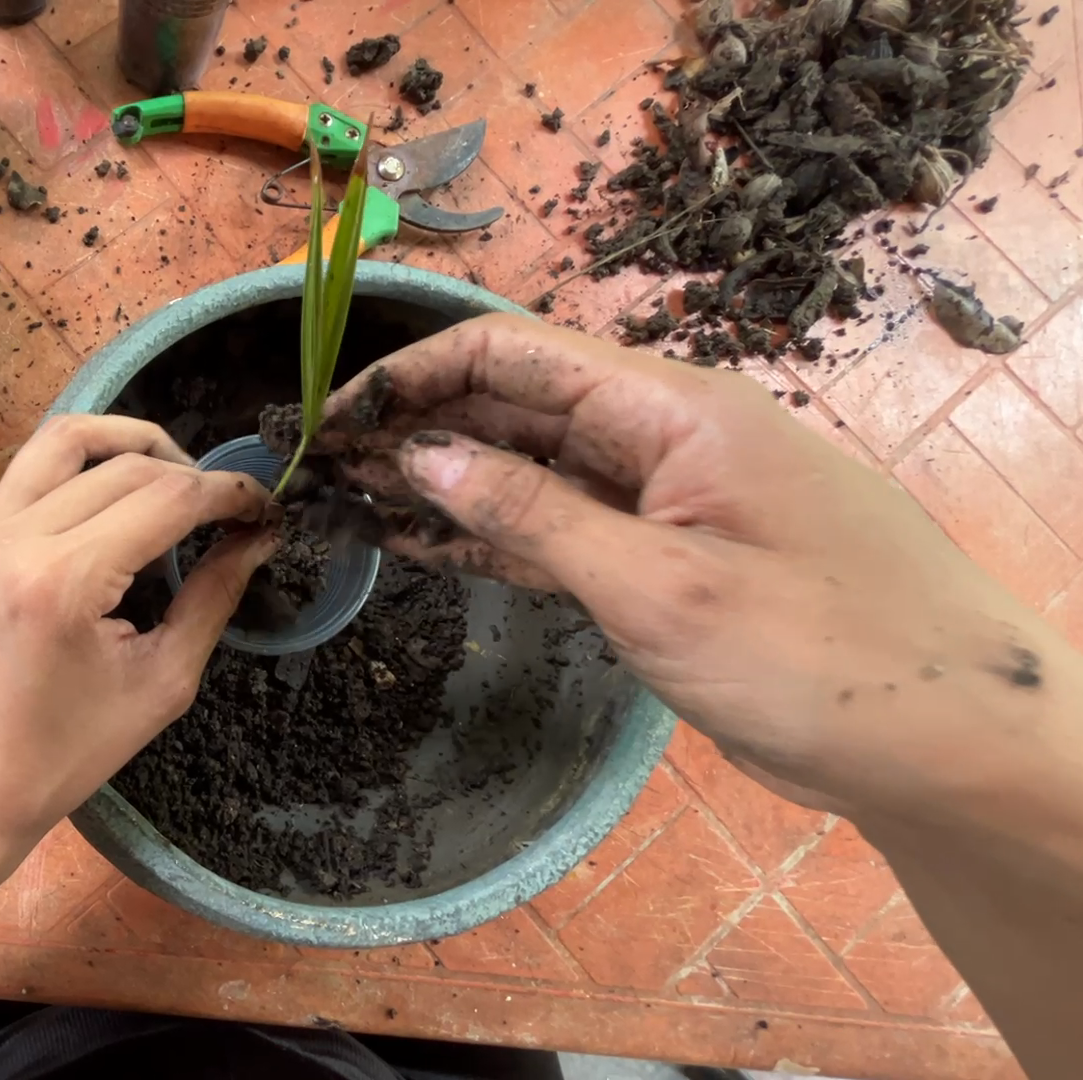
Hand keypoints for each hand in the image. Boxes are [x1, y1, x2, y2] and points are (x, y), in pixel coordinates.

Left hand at [0, 415, 274, 862]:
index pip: (165, 498)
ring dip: (130, 443)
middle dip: (190, 472)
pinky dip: (83, 468)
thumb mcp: (163, 681)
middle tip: (226, 508)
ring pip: (64, 440)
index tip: (264, 506)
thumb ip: (214, 595)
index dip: (227, 493)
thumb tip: (258, 536)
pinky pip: (30, 472)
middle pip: (122, 464)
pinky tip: (116, 500)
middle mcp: (11, 540)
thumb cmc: (72, 751)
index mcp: (61, 583)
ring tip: (174, 476)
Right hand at [319, 313, 1080, 826]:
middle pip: (503, 409)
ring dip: (431, 480)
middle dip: (409, 426)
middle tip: (321, 461)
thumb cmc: (826, 657)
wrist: (953, 755)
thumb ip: (529, 512)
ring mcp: (639, 499)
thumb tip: (420, 457)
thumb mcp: (658, 583)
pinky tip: (407, 540)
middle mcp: (647, 437)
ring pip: (511, 470)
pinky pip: (535, 529)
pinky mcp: (634, 555)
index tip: (338, 414)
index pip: (511, 356)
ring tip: (345, 493)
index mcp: (668, 409)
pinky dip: (473, 534)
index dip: (414, 374)